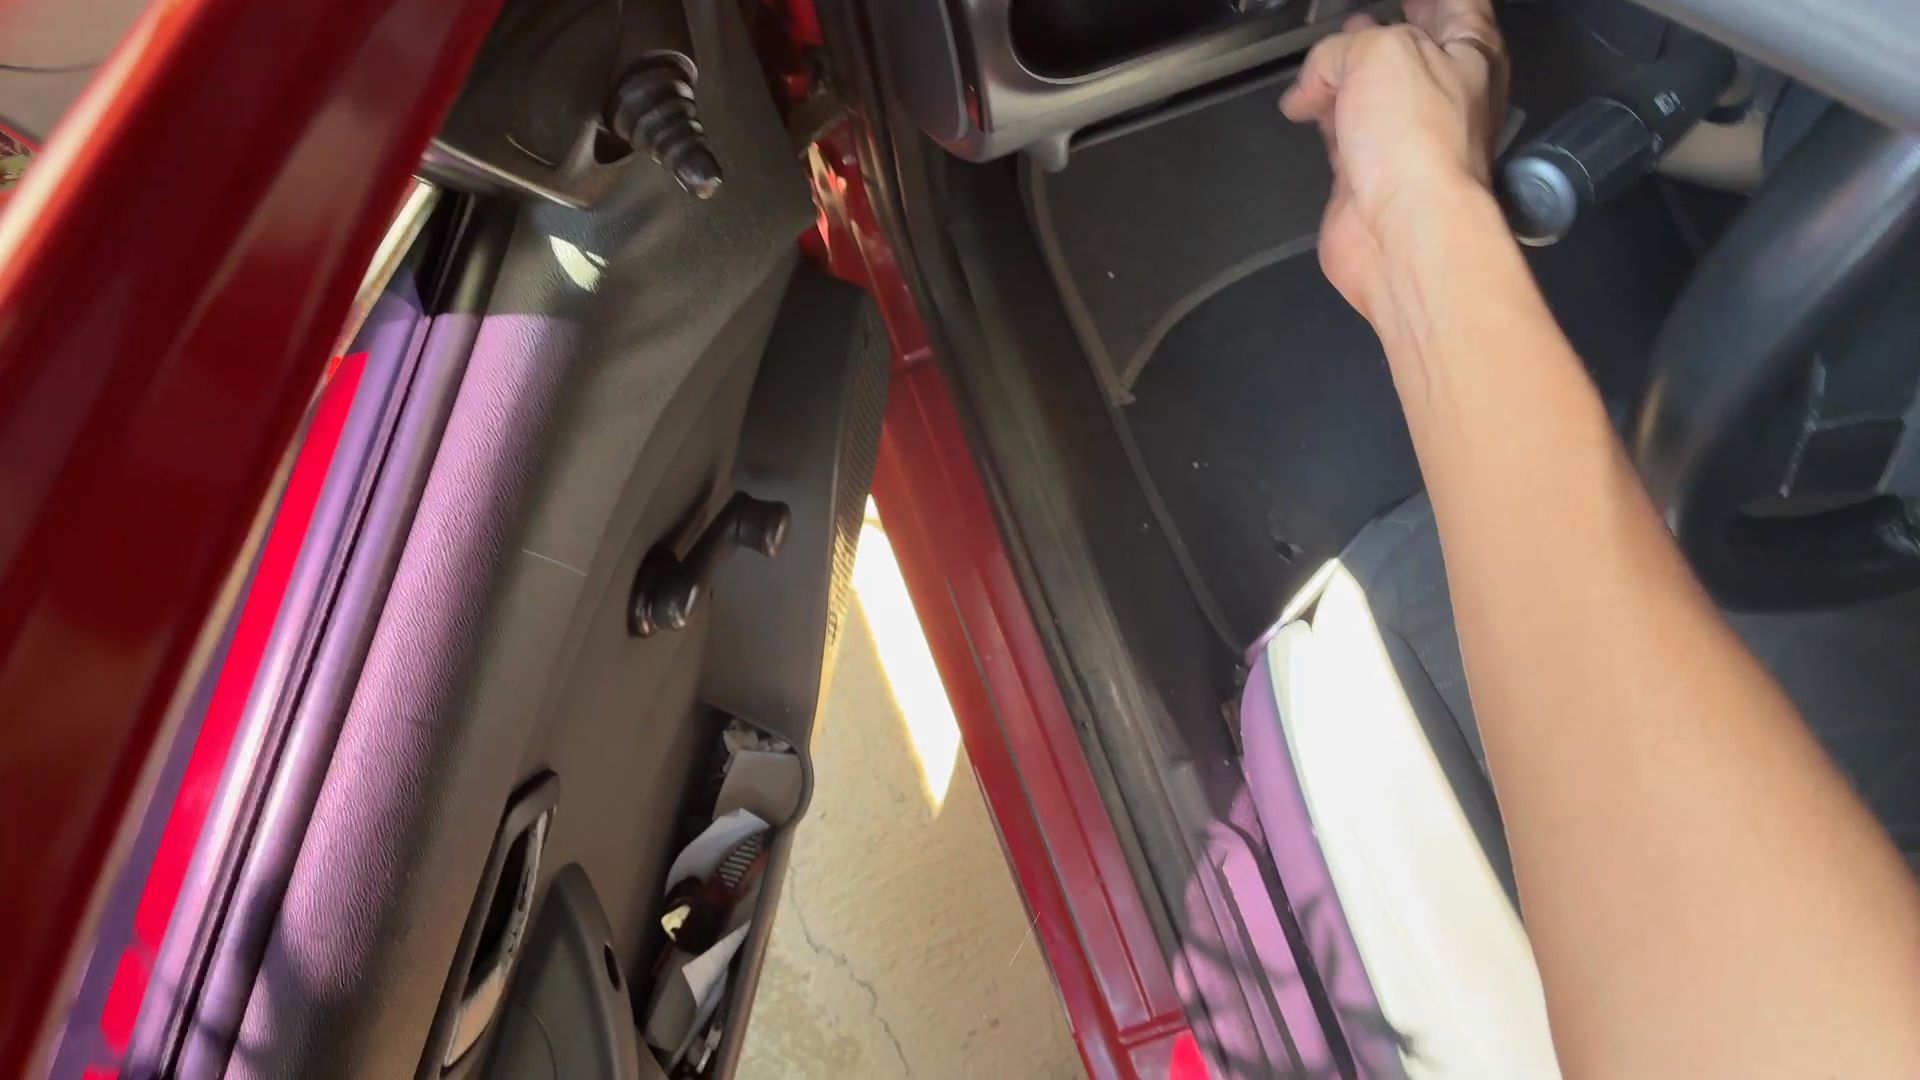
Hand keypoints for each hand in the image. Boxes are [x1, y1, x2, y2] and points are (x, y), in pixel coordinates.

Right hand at [1279, 0, 1506, 329]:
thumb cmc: (1412, 137)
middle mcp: (1443, 95)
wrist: (1400, 228)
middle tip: (1350, 24)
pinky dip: (1322, 119)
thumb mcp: (1378, 55)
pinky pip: (1343, 135)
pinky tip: (1301, 111)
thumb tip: (1310, 84)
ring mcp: (1403, 140)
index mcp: (1470, 53)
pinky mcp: (1366, 177)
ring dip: (1343, 79)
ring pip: (1371, 94)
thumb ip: (1340, 52)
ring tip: (1314, 70)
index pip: (1454, 3)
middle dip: (1378, 33)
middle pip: (1410, 50)